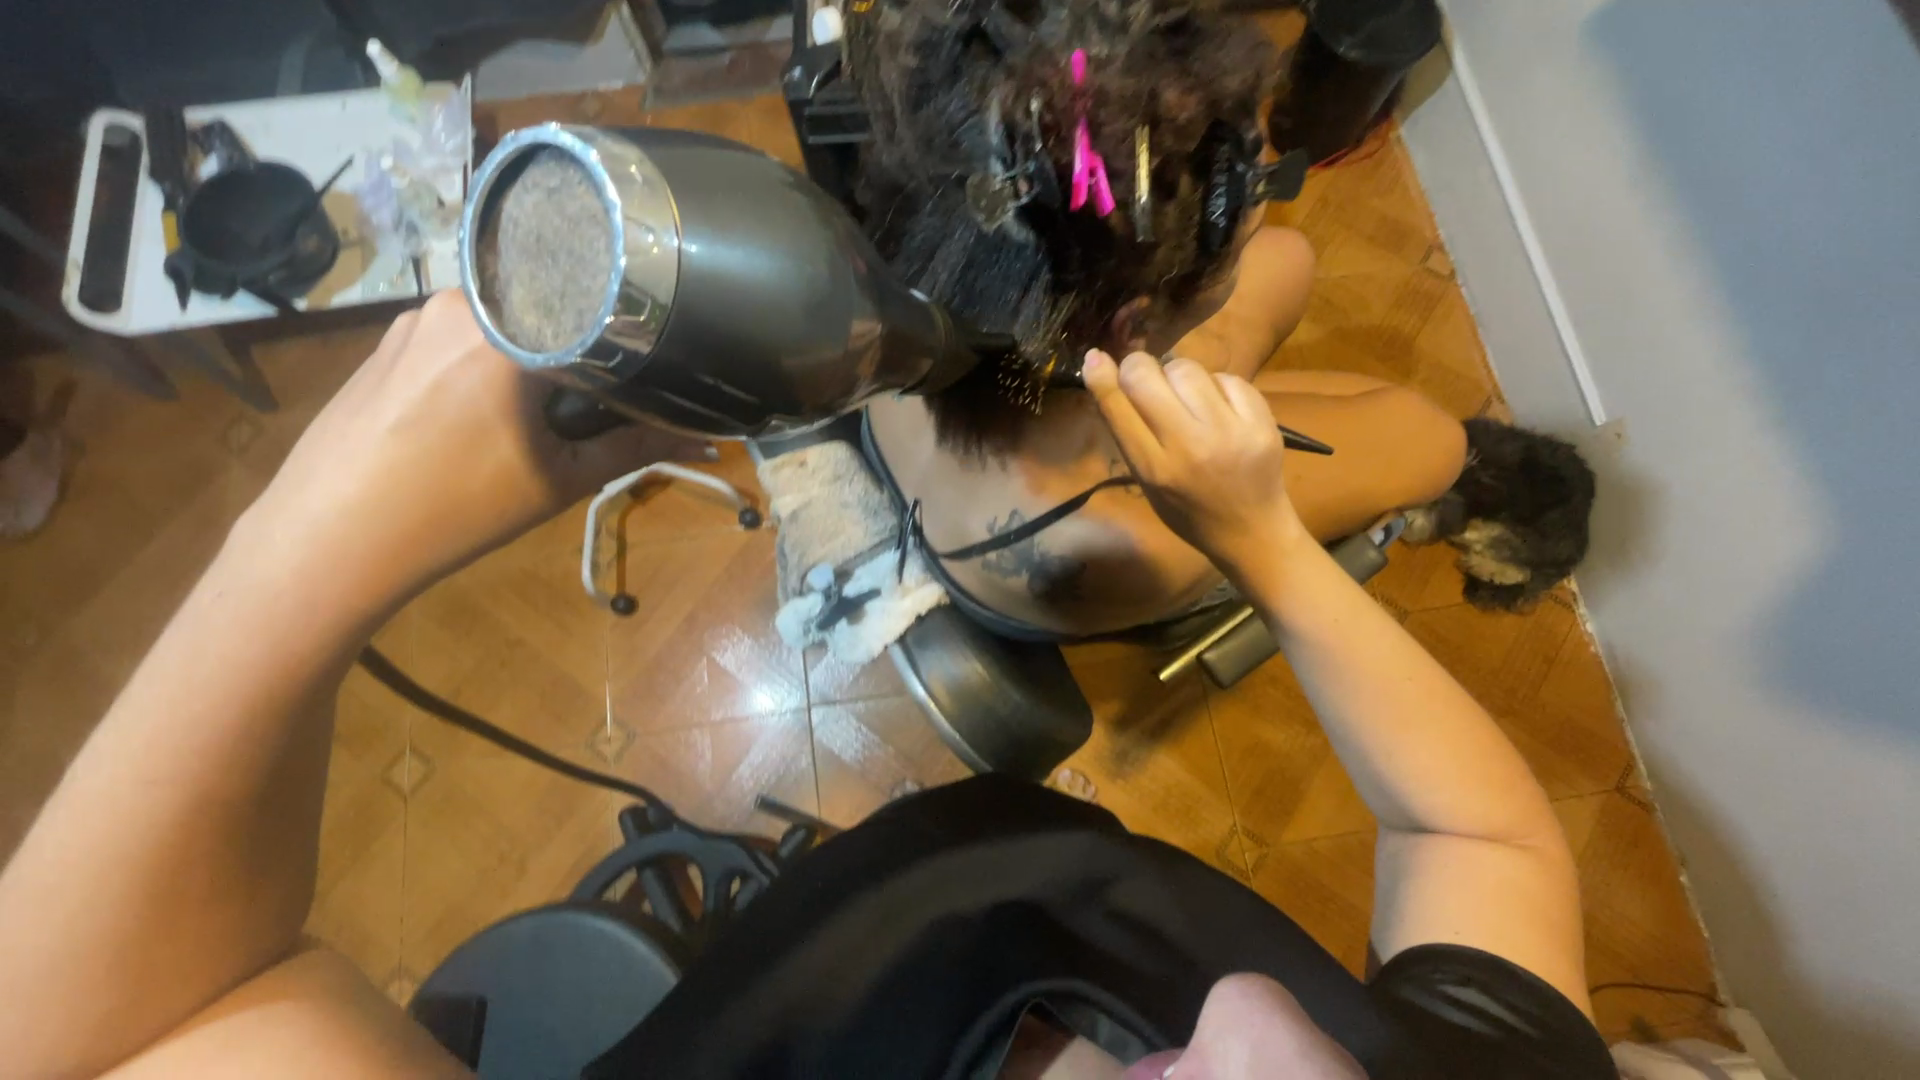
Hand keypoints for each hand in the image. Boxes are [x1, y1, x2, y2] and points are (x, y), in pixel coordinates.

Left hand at [239, 290, 703, 613]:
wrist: (331, 538)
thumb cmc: (459, 506)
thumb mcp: (561, 479)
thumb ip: (636, 449)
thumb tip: (709, 442)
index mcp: (508, 329)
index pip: (595, 308)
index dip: (632, 338)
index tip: (654, 365)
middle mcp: (459, 305)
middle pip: (547, 313)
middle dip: (581, 352)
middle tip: (603, 400)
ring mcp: (414, 321)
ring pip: (503, 327)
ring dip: (534, 360)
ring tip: (548, 412)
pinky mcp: (386, 345)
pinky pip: (461, 339)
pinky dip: (490, 366)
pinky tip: (485, 416)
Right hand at [1081, 349, 1308, 581]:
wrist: (1252, 530)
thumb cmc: (1187, 510)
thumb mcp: (1147, 481)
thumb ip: (1129, 434)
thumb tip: (1104, 376)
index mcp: (1154, 468)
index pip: (1118, 407)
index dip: (1101, 376)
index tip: (1095, 357)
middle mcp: (1188, 447)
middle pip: (1147, 376)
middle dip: (1138, 368)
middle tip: (1143, 377)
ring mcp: (1229, 432)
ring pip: (1186, 368)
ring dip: (1177, 375)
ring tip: (1185, 397)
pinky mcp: (1260, 422)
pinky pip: (1225, 377)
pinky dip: (1215, 386)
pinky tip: (1218, 407)